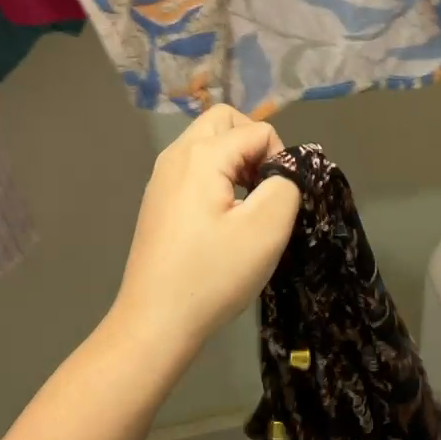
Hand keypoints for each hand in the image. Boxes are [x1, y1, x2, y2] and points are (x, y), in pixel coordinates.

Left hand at [109, 105, 301, 357]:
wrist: (155, 319)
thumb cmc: (212, 275)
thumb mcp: (266, 230)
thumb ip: (285, 185)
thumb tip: (283, 169)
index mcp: (201, 155)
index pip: (258, 130)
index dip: (280, 160)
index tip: (277, 202)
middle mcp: (176, 154)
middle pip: (224, 120)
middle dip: (253, 143)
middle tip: (264, 187)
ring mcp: (161, 176)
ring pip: (206, 141)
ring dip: (234, 159)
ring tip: (246, 203)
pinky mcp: (157, 198)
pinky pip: (193, 165)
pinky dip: (214, 176)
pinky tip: (221, 217)